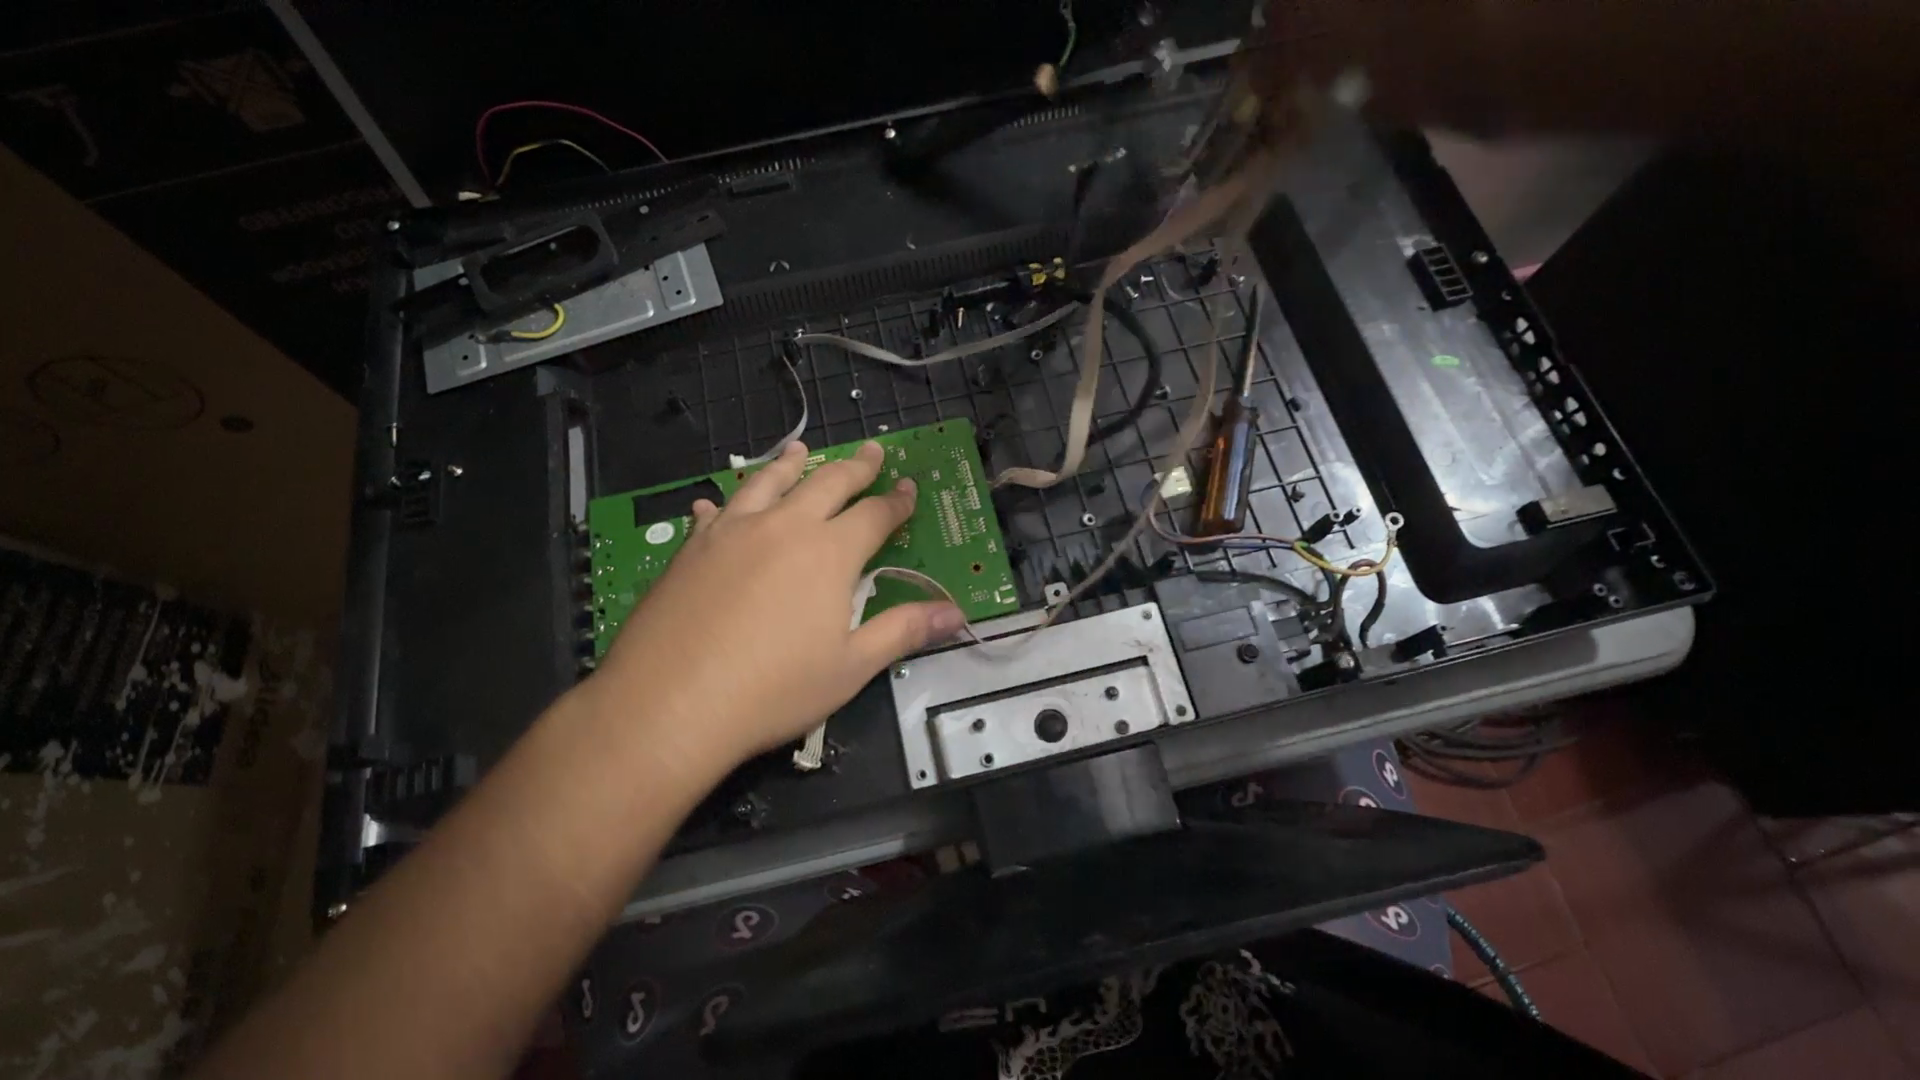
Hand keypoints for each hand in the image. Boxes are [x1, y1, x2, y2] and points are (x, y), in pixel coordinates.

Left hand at [592, 440, 965, 770]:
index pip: (874, 515)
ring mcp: (731, 532)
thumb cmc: (774, 690)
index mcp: (829, 552)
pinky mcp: (691, 549)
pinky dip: (724, 502)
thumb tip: (956, 614)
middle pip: (826, 484)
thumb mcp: (851, 667)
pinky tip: (715, 502)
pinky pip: (713, 513)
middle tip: (871, 450)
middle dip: (855, 467)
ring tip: (800, 450)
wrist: (671, 702)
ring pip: (766, 483)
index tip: (910, 487)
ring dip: (790, 465)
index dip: (897, 501)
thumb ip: (903, 631)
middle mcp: (783, 527)